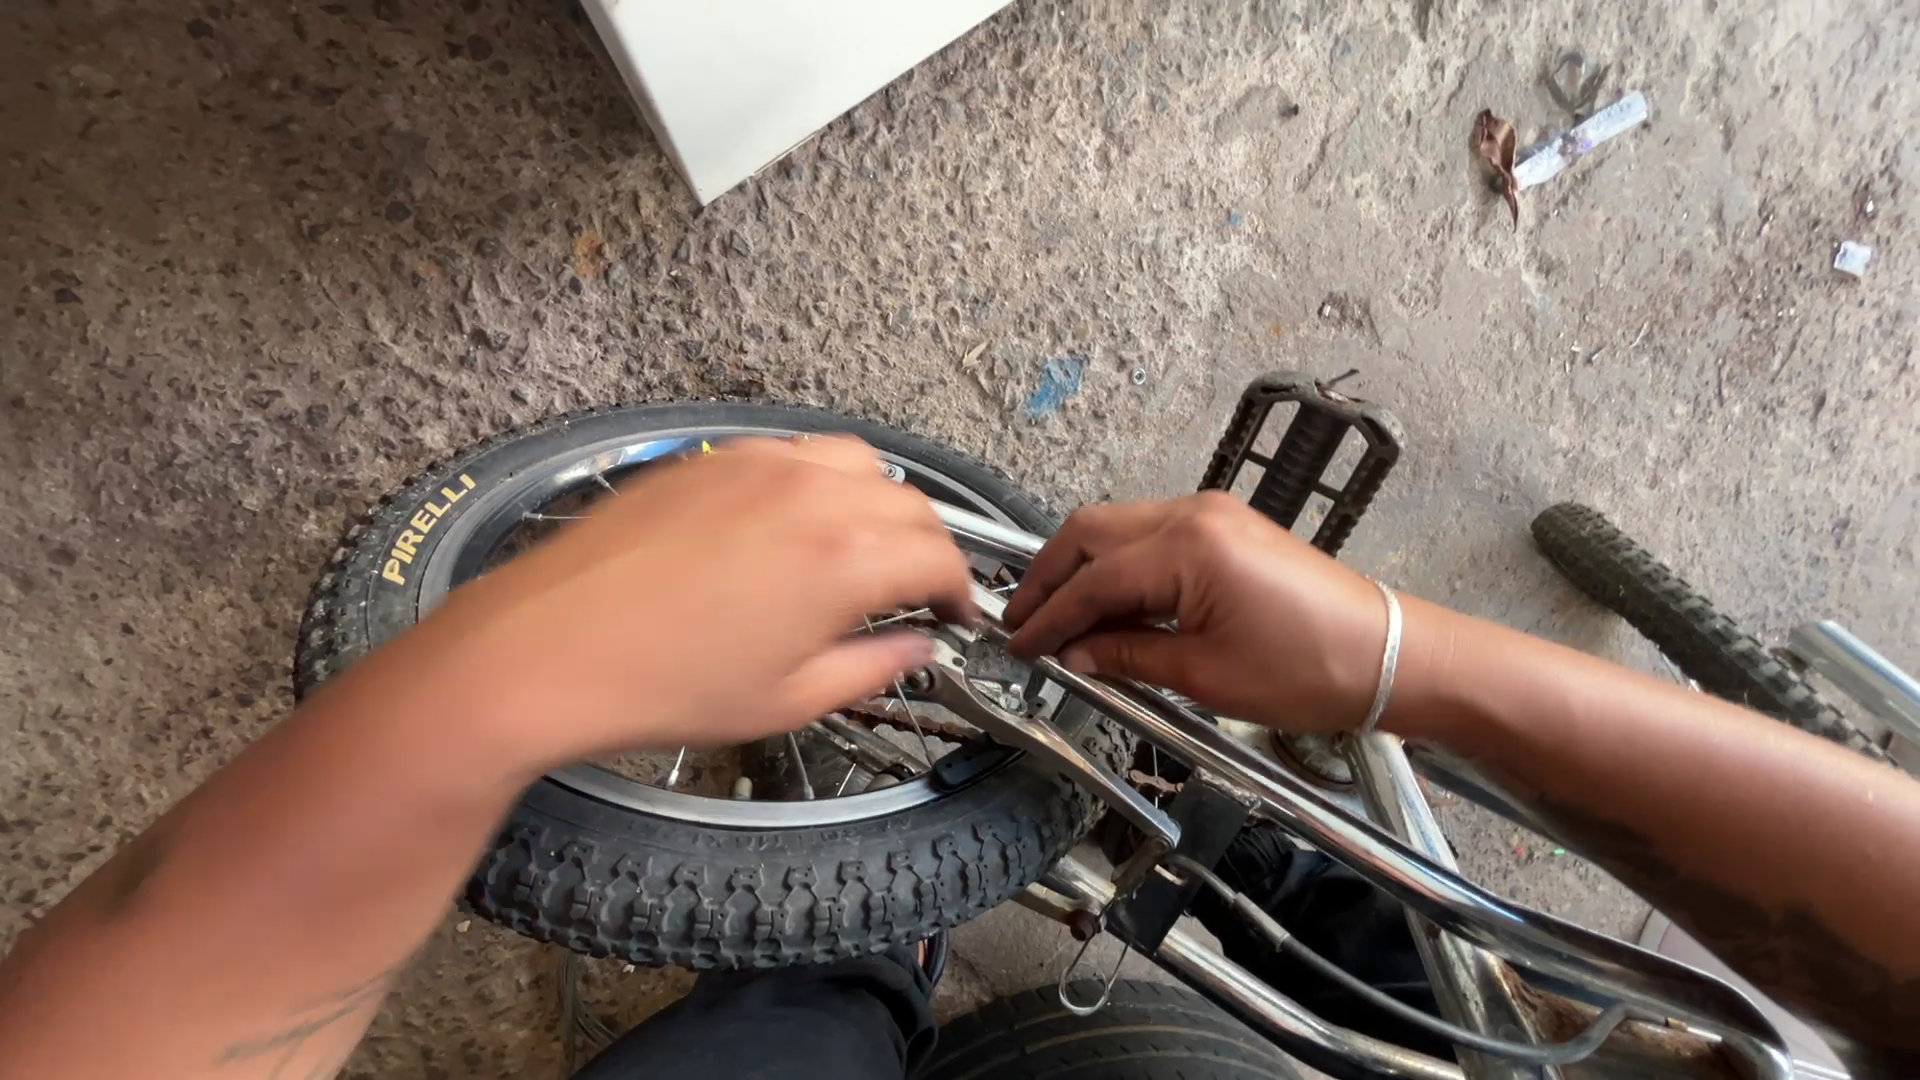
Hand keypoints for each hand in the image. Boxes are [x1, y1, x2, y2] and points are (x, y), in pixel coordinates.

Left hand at [320, 436, 974, 776]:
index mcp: (844, 559)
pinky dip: (825, 482)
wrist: (544, 650)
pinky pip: (799, 452)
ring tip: (864, 549)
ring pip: (861, 464)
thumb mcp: (790, 699)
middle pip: (912, 505)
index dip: (960, 590)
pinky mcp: (715, 456)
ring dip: (882, 505)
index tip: (953, 615)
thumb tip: (917, 647)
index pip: (940, 557)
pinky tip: (799, 522)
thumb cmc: (665, 686)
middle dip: (929, 550)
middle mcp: (814, 494)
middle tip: (917, 591)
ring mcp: (761, 464)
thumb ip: (874, 665)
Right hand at [1002, 493, 1390, 733]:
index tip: (1019, 643)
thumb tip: (1070, 655)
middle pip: (1090, 530)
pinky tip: (1107, 602)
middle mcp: (1193, 512)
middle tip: (1022, 617)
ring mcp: (1210, 512)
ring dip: (1080, 566)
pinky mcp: (1222, 524)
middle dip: (1048, 574)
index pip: (1094, 580)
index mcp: (1189, 547)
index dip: (1049, 616)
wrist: (1391, 656)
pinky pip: (1147, 535)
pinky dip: (1116, 565)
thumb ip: (1125, 655)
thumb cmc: (1310, 671)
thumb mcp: (1204, 675)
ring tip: (1056, 614)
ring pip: (1115, 526)